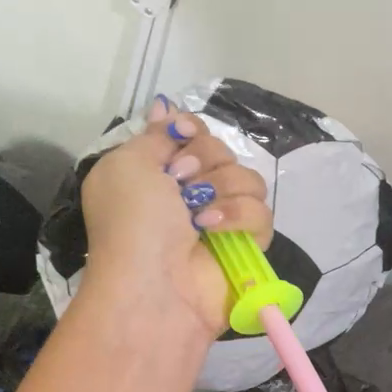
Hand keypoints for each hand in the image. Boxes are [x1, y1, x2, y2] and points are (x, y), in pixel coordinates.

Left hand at [77, 94, 273, 337]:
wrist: (154, 283)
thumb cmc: (133, 222)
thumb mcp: (129, 164)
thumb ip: (155, 135)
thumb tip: (166, 107)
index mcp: (159, 171)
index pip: (195, 134)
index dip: (193, 130)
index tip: (183, 135)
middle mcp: (193, 192)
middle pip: (224, 151)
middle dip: (204, 162)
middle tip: (182, 185)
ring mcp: (224, 219)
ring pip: (249, 178)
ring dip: (222, 190)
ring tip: (198, 217)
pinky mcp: (249, 244)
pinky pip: (262, 212)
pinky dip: (238, 216)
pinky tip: (213, 229)